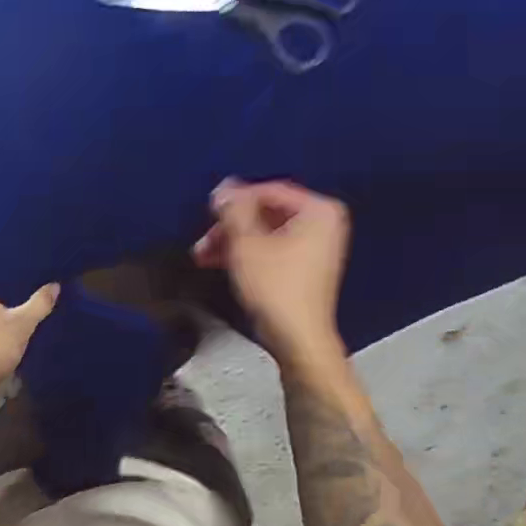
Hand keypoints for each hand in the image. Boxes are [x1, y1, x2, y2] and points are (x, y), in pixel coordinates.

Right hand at [193, 178, 349, 362]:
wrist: (296, 337)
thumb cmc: (275, 288)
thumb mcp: (246, 244)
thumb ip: (233, 211)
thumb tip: (223, 189)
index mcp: (318, 211)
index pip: (269, 191)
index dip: (235, 199)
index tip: (207, 211)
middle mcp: (323, 224)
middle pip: (266, 214)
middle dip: (230, 226)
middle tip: (202, 240)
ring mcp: (315, 248)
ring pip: (264, 234)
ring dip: (232, 242)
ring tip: (202, 255)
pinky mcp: (303, 269)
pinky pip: (271, 250)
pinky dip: (246, 255)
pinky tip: (220, 263)